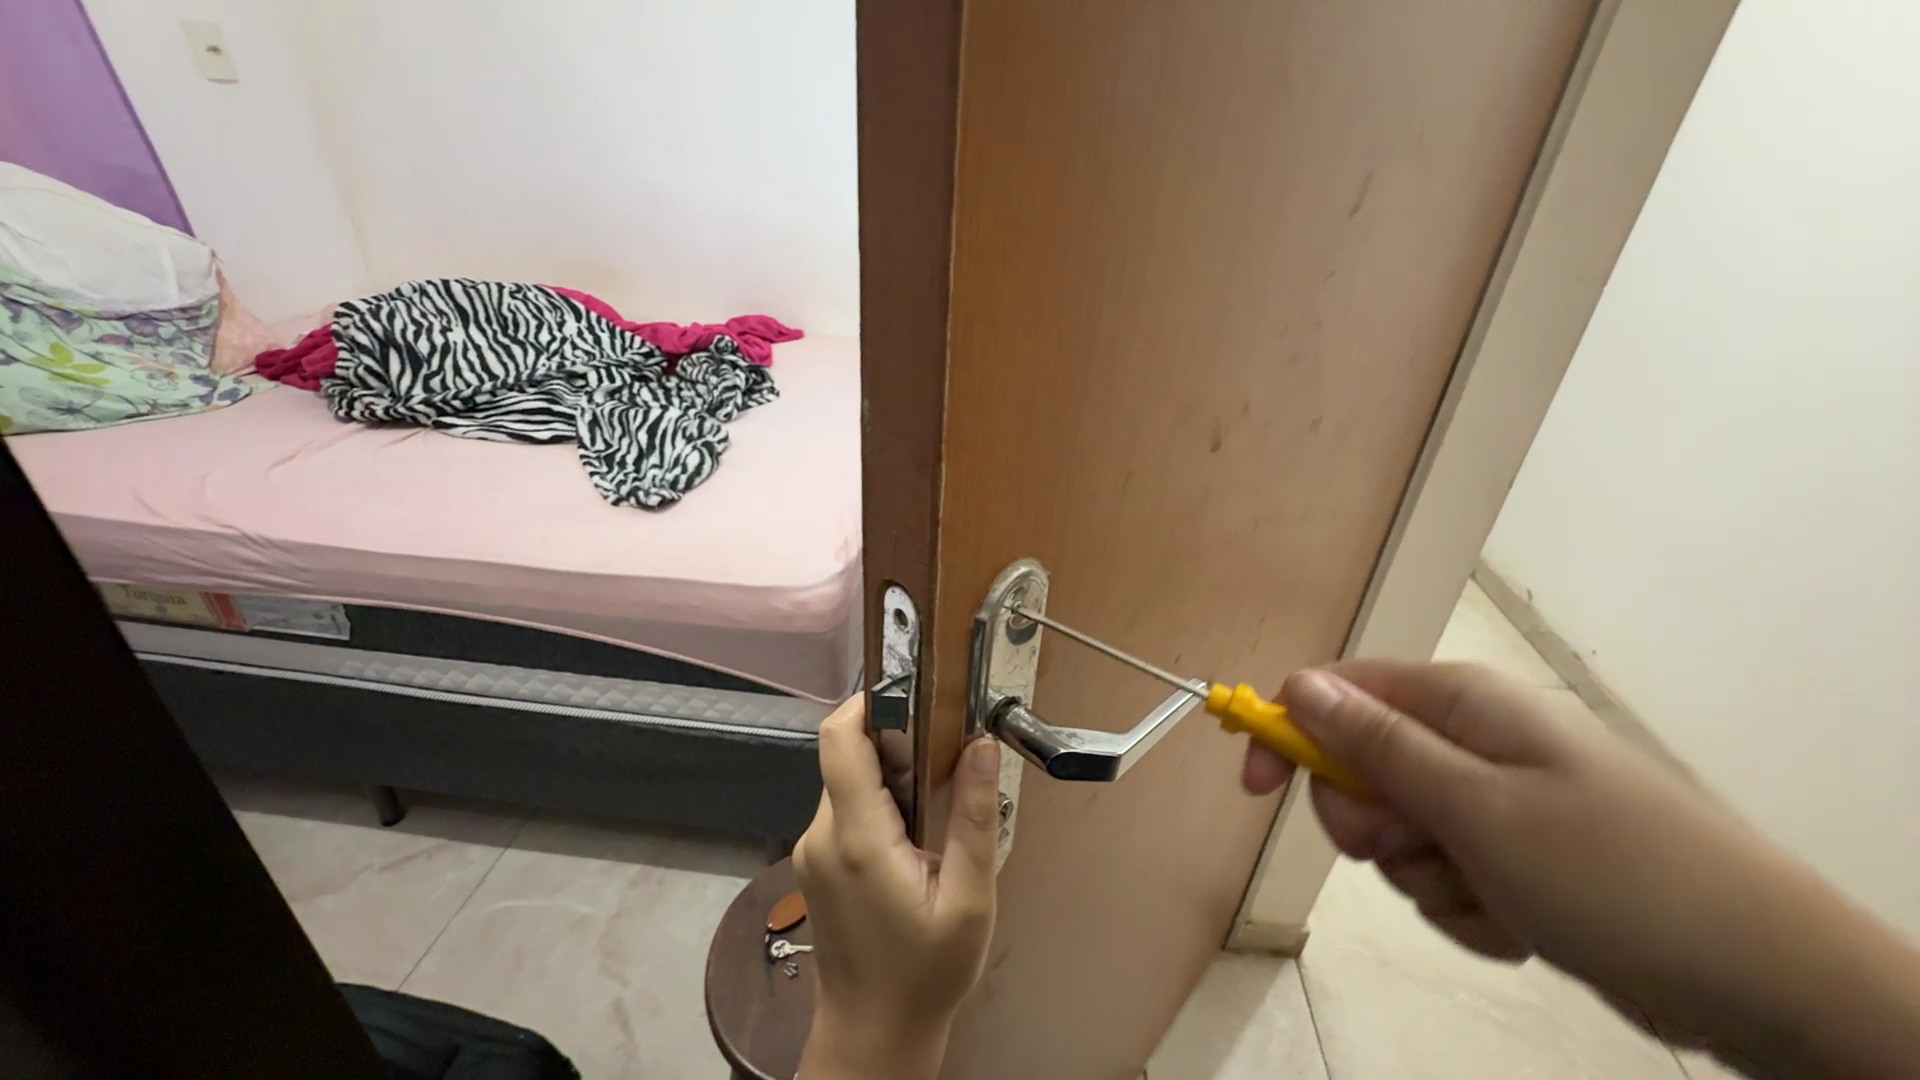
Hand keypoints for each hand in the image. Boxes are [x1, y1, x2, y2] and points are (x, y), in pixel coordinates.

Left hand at [795, 697, 1001, 1079]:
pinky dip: (876, 799)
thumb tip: (981, 744)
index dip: (869, 702)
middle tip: (945, 755)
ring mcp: (813, 849)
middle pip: (846, 754)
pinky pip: (843, 807)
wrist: (874, 1033)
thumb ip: (975, 815)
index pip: (839, 739)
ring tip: (937, 799)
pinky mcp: (817, 862)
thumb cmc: (926, 973)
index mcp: (857, 838)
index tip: (913, 696)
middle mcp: (822, 835)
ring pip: (846, 780)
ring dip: (888, 772)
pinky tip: (914, 831)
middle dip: (893, 740)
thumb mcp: (970, 897)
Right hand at [1245, 661, 1919, 1077]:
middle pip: (1359, 768)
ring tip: (1490, 897)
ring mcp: (1492, 799)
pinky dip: (1462, 905)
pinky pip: (1441, 874)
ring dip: (1423, 875)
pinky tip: (1514, 923)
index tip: (1256, 789)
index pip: (1335, 692)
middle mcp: (1470, 740)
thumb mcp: (1474, 806)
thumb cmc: (1608, 872)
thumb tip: (1297, 685)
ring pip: (1397, 832)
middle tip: (1414, 850)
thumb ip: (1376, 744)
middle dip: (1371, 821)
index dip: (1287, 733)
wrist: (1761, 979)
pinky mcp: (1510, 854)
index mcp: (1459, 704)